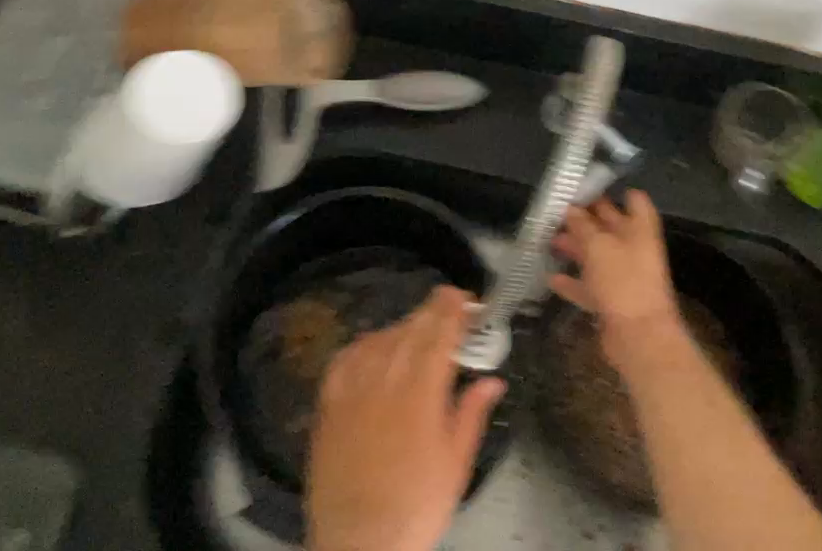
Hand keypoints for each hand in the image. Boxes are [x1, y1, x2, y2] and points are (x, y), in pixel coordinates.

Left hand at [307, 286, 506, 550]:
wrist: (359, 541)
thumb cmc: (417, 505)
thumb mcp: (456, 464)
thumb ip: (470, 414)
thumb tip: (492, 380)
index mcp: (422, 394)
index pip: (440, 337)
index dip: (452, 312)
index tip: (462, 295)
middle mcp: (387, 382)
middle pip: (410, 332)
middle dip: (430, 310)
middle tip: (445, 298)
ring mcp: (353, 391)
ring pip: (379, 341)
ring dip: (401, 325)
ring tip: (416, 322)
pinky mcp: (329, 406)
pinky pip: (344, 361)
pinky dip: (362, 345)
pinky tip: (371, 344)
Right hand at [549, 191, 685, 370]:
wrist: (639, 338)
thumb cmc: (623, 281)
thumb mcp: (598, 246)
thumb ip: (583, 226)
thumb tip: (571, 209)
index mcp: (639, 229)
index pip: (634, 200)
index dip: (614, 191)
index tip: (586, 187)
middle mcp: (634, 249)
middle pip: (611, 226)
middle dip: (586, 218)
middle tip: (557, 211)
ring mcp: (624, 277)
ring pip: (598, 256)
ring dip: (576, 248)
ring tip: (549, 240)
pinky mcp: (613, 302)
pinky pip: (590, 287)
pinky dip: (573, 283)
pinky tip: (551, 279)